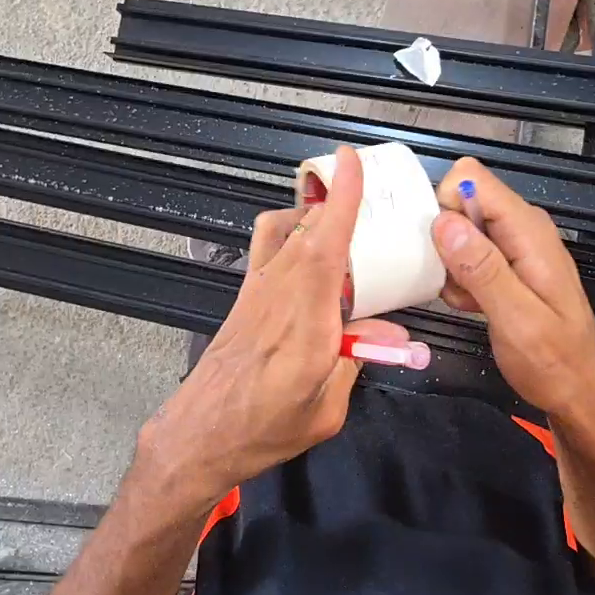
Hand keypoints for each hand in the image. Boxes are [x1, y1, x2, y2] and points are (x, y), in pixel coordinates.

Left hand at [136, 147, 410, 506]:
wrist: (201, 433)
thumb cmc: (266, 427)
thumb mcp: (327, 407)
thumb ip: (359, 359)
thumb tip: (392, 333)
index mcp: (306, 320)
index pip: (327, 245)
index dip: (342, 199)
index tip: (350, 161)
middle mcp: (278, 292)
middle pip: (306, 227)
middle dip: (335, 200)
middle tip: (367, 195)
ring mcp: (256, 290)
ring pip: (281, 229)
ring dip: (311, 215)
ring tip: (340, 226)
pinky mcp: (245, 296)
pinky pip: (269, 247)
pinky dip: (293, 234)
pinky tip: (312, 261)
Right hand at [429, 159, 594, 434]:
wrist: (579, 394)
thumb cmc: (556, 363)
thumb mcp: (518, 321)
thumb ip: (482, 269)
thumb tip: (444, 223)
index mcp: (528, 230)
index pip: (469, 179)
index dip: (445, 209)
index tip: (443, 252)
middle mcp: (521, 227)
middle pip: (459, 202)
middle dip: (443, 240)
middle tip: (457, 284)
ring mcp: (513, 244)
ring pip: (457, 229)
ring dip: (450, 264)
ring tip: (468, 300)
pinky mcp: (505, 262)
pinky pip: (465, 253)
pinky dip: (459, 278)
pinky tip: (472, 304)